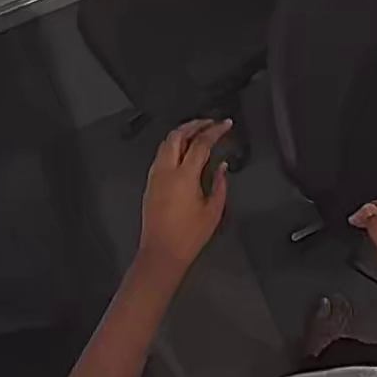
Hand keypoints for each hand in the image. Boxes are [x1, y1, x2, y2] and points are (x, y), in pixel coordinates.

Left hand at [138, 119, 231, 274]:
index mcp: (184, 177)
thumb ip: (220, 184)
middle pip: (177, 135)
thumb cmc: (188, 236)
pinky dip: (174, 146)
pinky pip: (161, 155)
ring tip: (198, 132)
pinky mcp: (150, 183)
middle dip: (195, 124)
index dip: (215, 130)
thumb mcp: (213, 210)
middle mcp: (166, 172)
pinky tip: (184, 151)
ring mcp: (155, 176)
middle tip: (210, 123)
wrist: (161, 253)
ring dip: (182, 133)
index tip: (226, 124)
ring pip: (166, 143)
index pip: (201, 143)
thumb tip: (222, 167)